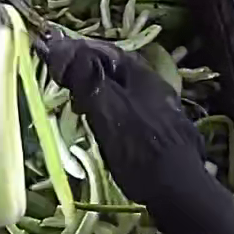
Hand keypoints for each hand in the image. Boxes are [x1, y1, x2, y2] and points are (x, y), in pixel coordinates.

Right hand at [44, 34, 233, 233]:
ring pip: (124, 92)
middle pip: (116, 70)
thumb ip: (84, 76)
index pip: (104, 51)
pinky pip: (132, 113)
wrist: (178, 189)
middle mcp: (156, 86)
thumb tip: (59, 44)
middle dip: (89, 73)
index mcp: (141, 74)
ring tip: (80, 108)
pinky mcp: (165, 132)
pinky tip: (107, 131)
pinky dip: (113, 114)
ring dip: (100, 95)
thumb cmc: (137, 148)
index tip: (55, 62)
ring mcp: (163, 110)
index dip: (78, 52)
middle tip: (65, 86)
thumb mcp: (105, 108)